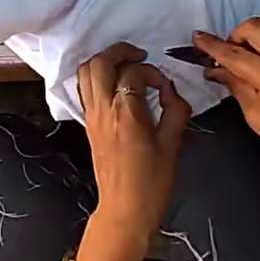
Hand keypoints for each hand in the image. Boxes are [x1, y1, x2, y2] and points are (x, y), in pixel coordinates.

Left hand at [76, 43, 190, 244]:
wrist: (124, 208)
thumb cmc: (152, 182)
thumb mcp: (173, 144)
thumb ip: (175, 111)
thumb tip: (172, 93)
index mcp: (125, 113)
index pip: (134, 74)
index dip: (153, 73)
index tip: (165, 88)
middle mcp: (103, 109)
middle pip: (100, 63)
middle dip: (120, 51)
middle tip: (139, 55)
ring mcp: (91, 115)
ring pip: (85, 71)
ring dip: (104, 61)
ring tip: (125, 65)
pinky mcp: (87, 123)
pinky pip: (83, 88)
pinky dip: (95, 77)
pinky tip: (114, 84)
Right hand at [193, 19, 259, 193]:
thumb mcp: (257, 118)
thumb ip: (236, 86)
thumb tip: (216, 69)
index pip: (235, 54)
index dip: (212, 46)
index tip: (198, 38)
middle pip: (256, 27)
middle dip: (236, 36)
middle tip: (230, 54)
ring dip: (257, 38)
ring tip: (252, 59)